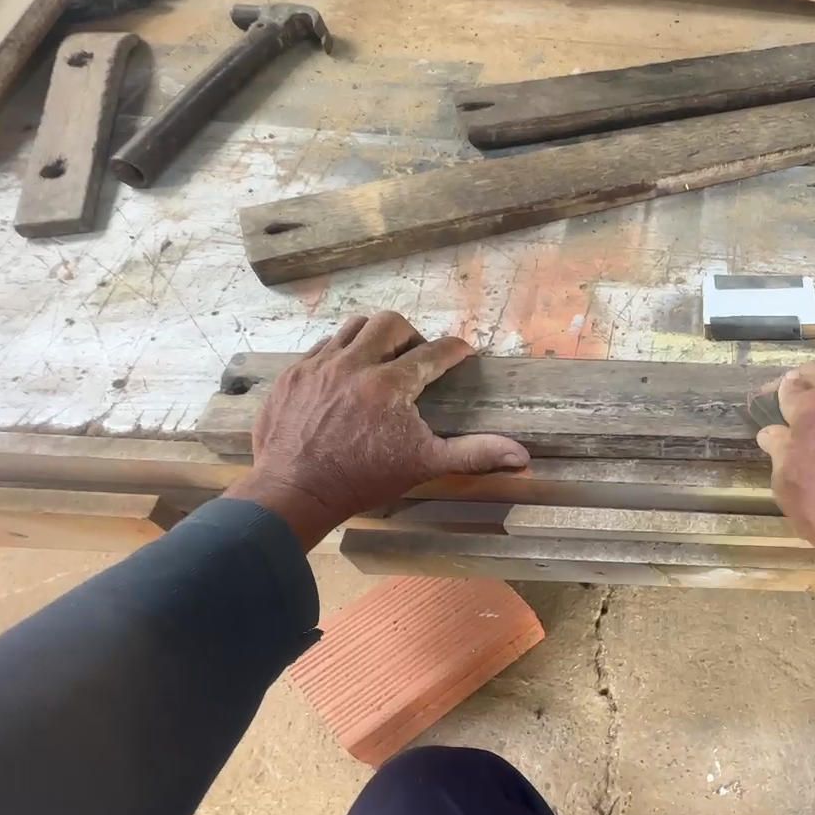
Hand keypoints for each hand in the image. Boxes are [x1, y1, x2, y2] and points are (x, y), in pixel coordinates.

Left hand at [223, 311, 529, 548]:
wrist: (294, 491)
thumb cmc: (366, 479)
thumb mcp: (427, 465)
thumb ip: (475, 453)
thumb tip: (522, 456)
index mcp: (390, 385)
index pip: (433, 353)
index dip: (455, 350)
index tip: (464, 352)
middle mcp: (353, 365)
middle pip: (390, 323)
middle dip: (412, 335)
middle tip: (419, 357)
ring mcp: (318, 366)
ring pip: (353, 327)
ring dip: (375, 337)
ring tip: (384, 360)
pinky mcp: (292, 374)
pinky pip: (322, 345)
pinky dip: (343, 352)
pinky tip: (350, 376)